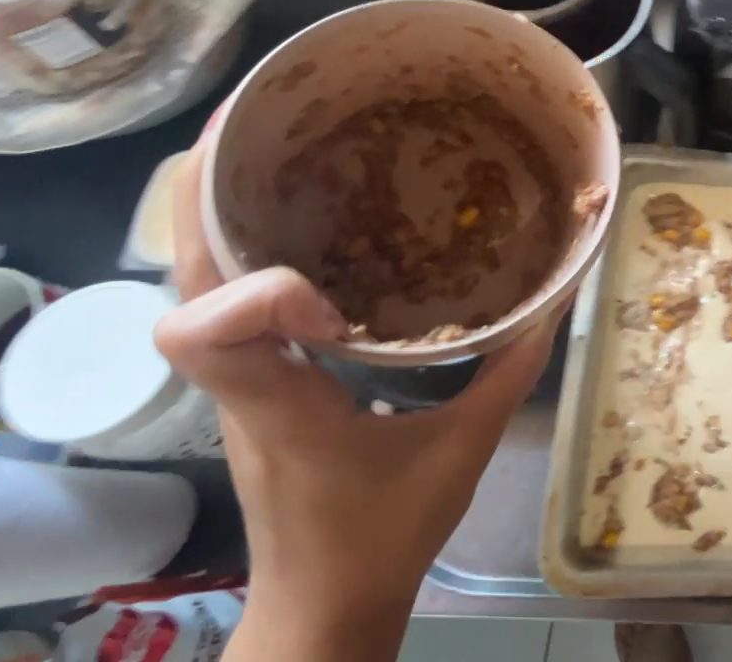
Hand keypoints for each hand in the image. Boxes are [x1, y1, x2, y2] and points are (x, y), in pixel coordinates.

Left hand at [160, 125, 556, 636]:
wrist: (323, 609)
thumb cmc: (383, 538)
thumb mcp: (463, 451)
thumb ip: (508, 374)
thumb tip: (552, 303)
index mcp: (276, 404)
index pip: (202, 334)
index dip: (258, 292)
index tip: (335, 301)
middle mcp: (238, 384)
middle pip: (179, 278)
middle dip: (200, 192)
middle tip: (249, 122)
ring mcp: (237, 384)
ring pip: (193, 285)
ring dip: (215, 214)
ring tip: (264, 151)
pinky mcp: (254, 384)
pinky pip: (229, 305)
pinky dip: (247, 253)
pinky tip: (297, 230)